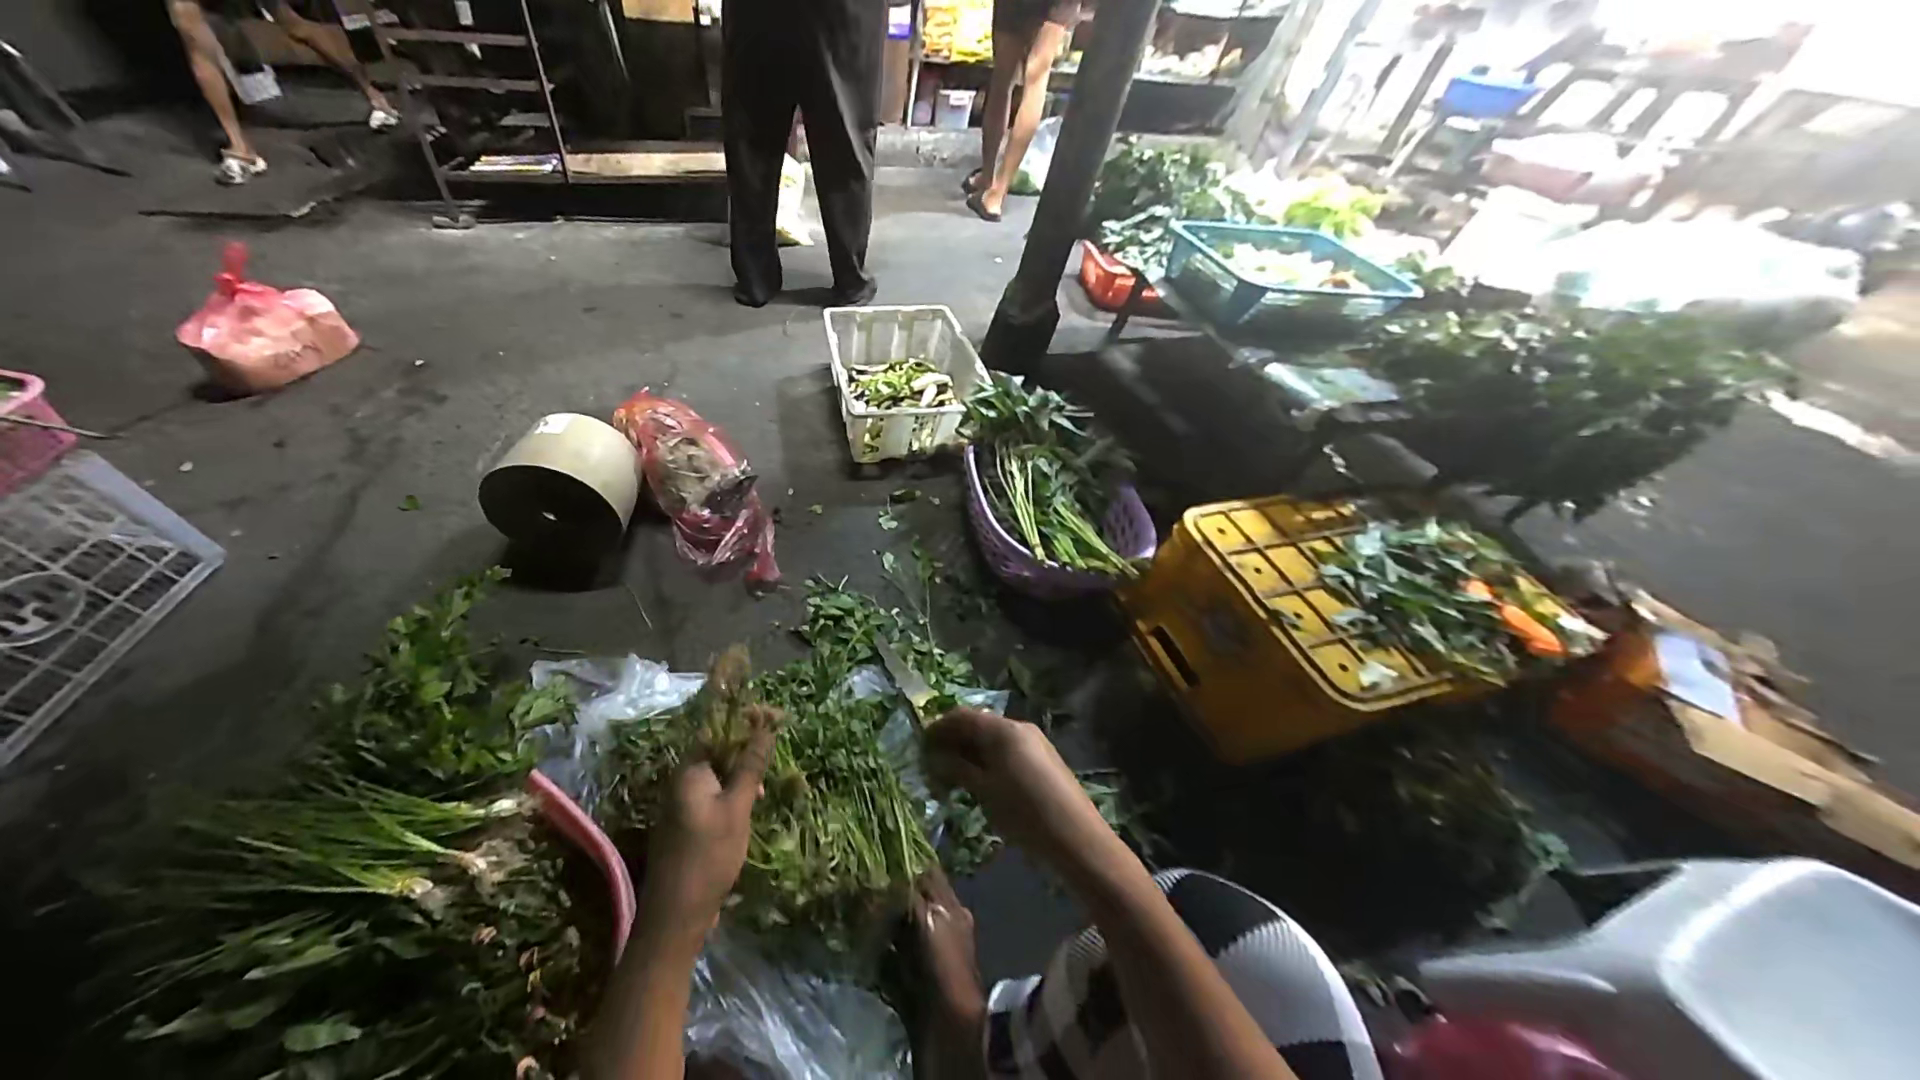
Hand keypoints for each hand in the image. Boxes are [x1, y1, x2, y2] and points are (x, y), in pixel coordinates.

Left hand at [639, 705, 780, 934]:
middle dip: (748, 748)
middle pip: (718, 750)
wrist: (677, 914)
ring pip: (718, 774)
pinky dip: (734, 792)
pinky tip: (752, 805)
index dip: (746, 721)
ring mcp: (682, 803)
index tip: (775, 717)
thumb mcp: (737, 807)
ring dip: (743, 773)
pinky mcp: (687, 823)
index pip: (717, 730)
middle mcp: (681, 782)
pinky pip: (713, 794)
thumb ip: (750, 766)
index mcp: (688, 772)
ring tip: (766, 787)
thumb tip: (765, 727)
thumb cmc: (709, 855)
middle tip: (776, 751)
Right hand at [922, 707, 1118, 877]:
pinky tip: (979, 785)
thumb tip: (933, 756)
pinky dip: (988, 762)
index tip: (920, 749)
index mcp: (1003, 729)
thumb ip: (956, 768)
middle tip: (933, 768)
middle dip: (953, 743)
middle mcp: (1019, 727)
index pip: (961, 717)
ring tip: (952, 781)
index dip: (938, 729)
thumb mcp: (984, 791)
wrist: (1076, 838)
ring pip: (992, 740)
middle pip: (977, 726)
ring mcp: (1033, 742)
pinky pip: (1007, 751)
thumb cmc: (1024, 812)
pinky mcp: (1042, 759)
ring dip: (970, 754)